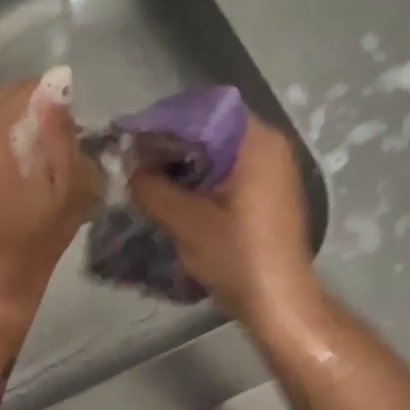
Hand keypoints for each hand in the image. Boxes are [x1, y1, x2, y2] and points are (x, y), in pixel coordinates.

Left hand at [0, 72, 89, 307]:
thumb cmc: (40, 236)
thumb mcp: (68, 186)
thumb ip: (60, 132)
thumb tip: (56, 84)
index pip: (24, 90)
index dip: (51, 94)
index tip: (69, 116)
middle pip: (3, 98)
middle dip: (32, 105)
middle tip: (55, 131)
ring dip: (15, 120)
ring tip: (36, 148)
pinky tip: (15, 161)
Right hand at [130, 114, 318, 321]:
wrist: (276, 298)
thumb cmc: (234, 255)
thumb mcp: (184, 220)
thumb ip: (152, 188)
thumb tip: (133, 169)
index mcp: (253, 142)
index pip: (202, 110)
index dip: (163, 123)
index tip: (132, 142)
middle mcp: (268, 145)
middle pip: (210, 128)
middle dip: (171, 144)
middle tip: (135, 163)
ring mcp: (272, 168)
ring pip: (217, 151)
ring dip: (183, 163)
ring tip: (149, 182)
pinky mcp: (267, 190)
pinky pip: (227, 170)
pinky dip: (200, 178)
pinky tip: (176, 198)